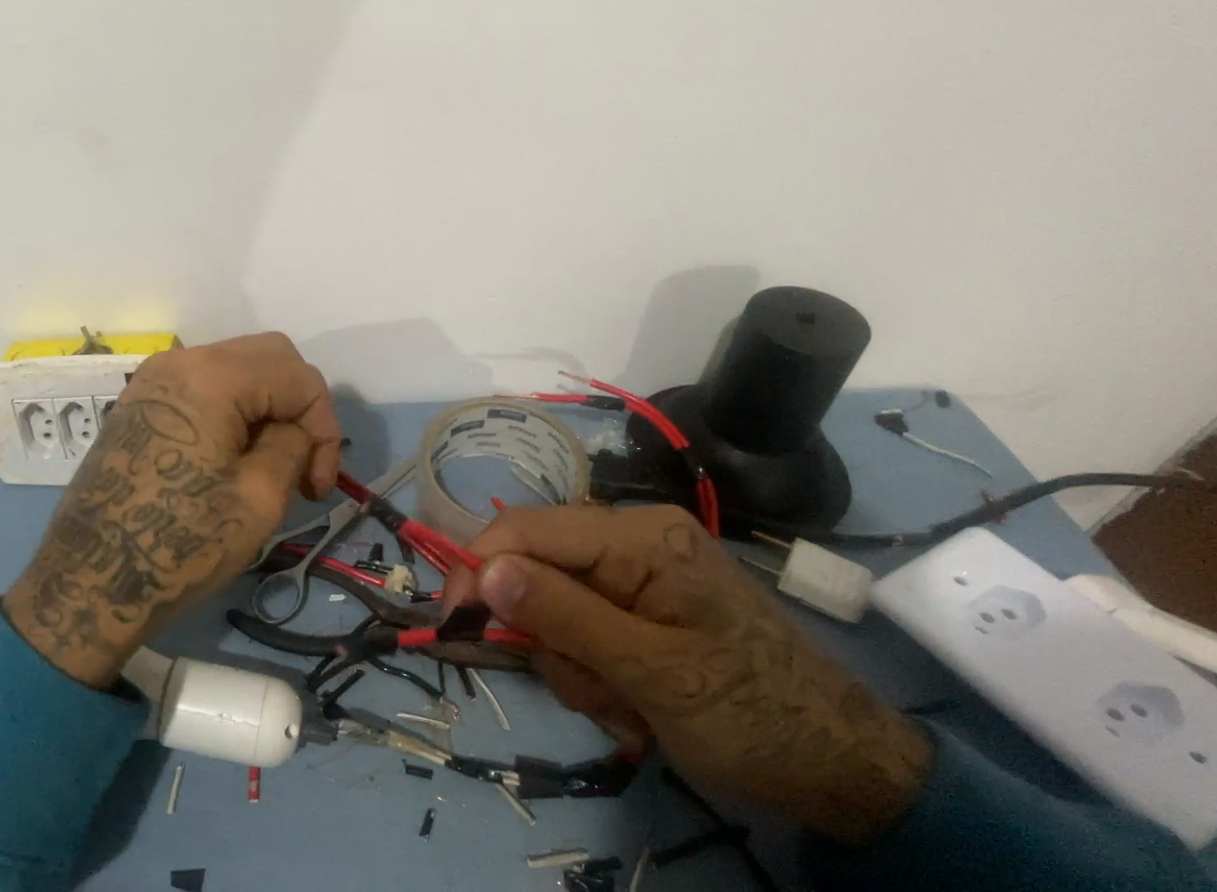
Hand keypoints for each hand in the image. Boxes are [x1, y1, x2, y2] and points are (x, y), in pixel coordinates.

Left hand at [3, 333, 342, 686]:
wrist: (90, 579)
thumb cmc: (179, 542)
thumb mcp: (259, 498)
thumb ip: (292, 445)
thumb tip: (293, 428)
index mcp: (213, 377)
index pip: (300, 378)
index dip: (324, 427)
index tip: (319, 485)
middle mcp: (181, 361)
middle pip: (270, 358)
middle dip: (299, 408)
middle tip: (304, 467)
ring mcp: (154, 379)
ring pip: (238, 369)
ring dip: (268, 409)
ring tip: (274, 466)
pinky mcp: (142, 402)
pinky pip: (206, 387)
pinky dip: (235, 411)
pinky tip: (237, 458)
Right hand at [446, 504, 932, 843]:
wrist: (839, 767)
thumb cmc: (752, 716)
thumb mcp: (651, 671)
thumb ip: (565, 615)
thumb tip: (484, 571)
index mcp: (639, 537)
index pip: (527, 529)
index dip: (478, 570)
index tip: (457, 627)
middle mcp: (633, 542)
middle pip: (535, 573)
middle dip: (550, 641)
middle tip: (596, 691)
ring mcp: (638, 576)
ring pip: (552, 612)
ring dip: (576, 669)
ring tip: (629, 709)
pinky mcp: (641, 608)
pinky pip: (581, 631)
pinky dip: (594, 675)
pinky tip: (637, 707)